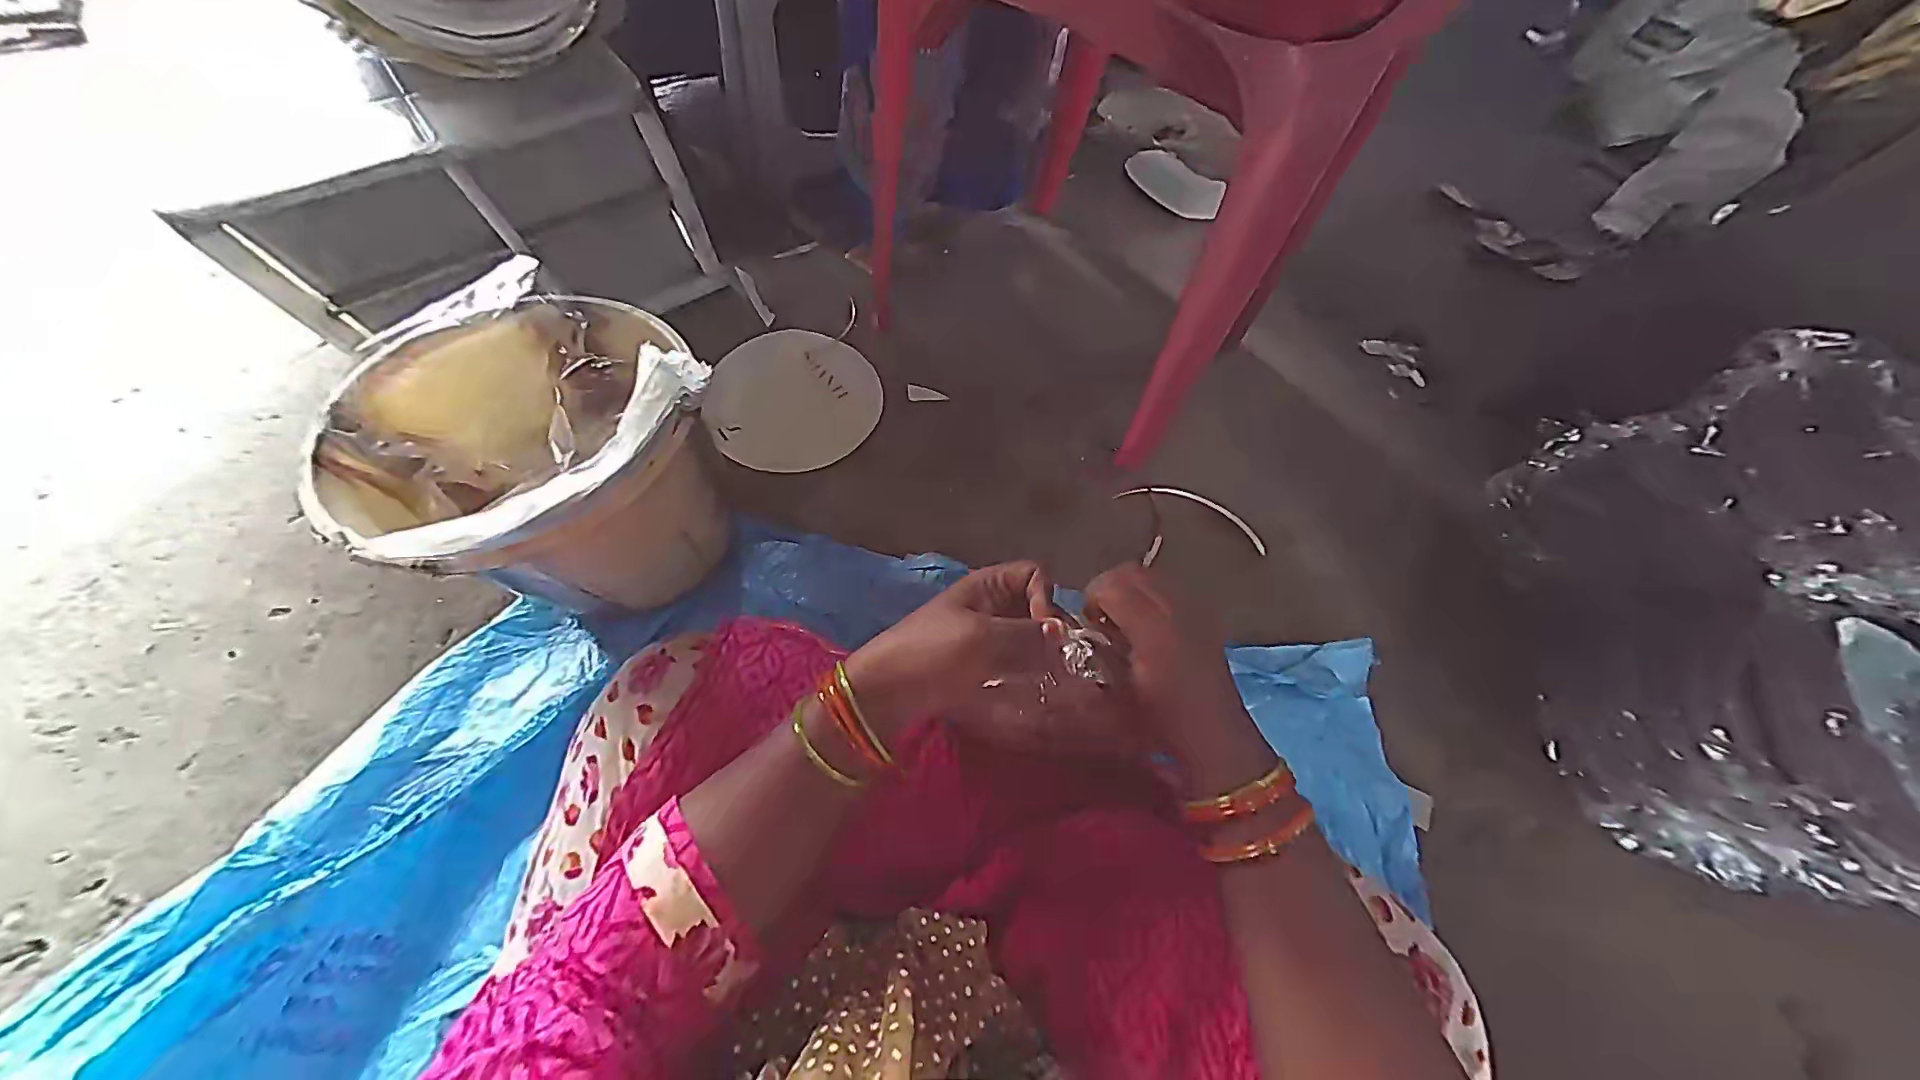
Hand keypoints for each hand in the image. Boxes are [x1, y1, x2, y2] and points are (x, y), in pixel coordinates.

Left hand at [842, 562, 1061, 736]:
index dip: (1046, 597)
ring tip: (1055, 682)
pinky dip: (1030, 675)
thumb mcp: (982, 637)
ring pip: (1031, 640)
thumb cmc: (930, 653)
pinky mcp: (982, 668)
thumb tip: (1067, 638)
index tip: (1047, 631)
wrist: (884, 694)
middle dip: (1053, 633)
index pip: (1035, 575)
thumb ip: (1029, 635)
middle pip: (1037, 609)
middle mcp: (991, 606)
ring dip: (1045, 658)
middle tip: (1062, 664)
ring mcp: (986, 638)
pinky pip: (1018, 665)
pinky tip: (1037, 694)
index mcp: (987, 586)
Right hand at [1083, 563, 1269, 787]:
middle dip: (1108, 588)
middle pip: (1131, 572)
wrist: (1215, 736)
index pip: (1111, 586)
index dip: (1092, 598)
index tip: (1088, 621)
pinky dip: (1150, 597)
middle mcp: (1177, 609)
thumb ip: (1099, 650)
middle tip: (1100, 618)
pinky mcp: (1205, 618)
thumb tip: (1087, 628)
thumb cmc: (1162, 719)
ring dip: (1129, 591)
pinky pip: (1168, 590)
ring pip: (1151, 577)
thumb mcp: (1120, 687)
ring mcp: (1195, 610)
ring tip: (1122, 622)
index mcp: (1153, 627)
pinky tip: (1146, 628)